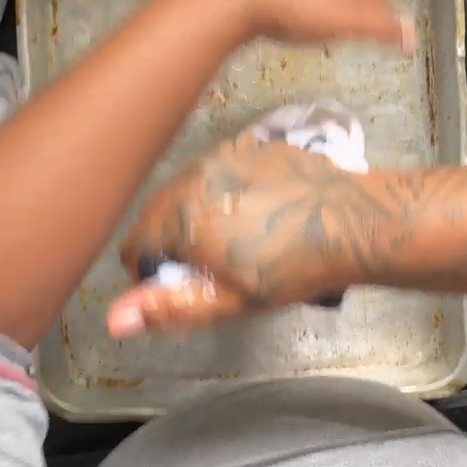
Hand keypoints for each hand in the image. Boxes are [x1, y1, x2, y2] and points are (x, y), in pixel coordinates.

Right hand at [105, 133, 385, 337]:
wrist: (352, 221)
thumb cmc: (292, 268)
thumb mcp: (230, 300)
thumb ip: (169, 307)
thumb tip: (113, 320)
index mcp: (181, 214)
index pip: (134, 243)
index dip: (146, 272)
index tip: (176, 285)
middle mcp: (194, 175)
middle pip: (156, 212)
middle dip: (169, 240)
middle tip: (205, 267)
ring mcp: (224, 155)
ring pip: (186, 188)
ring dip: (194, 213)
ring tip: (231, 239)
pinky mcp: (250, 146)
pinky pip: (218, 171)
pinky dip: (222, 192)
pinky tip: (254, 212)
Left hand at [193, 0, 415, 51]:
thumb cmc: (301, 9)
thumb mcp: (348, 21)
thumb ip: (381, 28)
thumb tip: (414, 37)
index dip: (383, 10)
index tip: (386, 29)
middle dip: (359, 7)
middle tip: (363, 29)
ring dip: (332, 9)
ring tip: (334, 30)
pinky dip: (307, 11)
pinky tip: (298, 25)